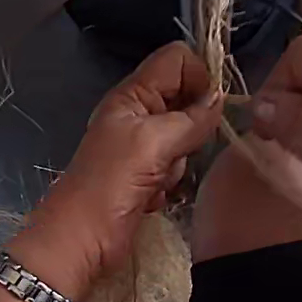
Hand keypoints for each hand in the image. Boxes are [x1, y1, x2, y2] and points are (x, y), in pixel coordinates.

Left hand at [13, 42, 222, 293]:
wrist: (81, 240)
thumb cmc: (110, 185)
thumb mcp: (152, 142)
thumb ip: (191, 118)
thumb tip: (220, 99)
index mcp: (131, 95)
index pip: (177, 60)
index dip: (199, 76)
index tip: (209, 108)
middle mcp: (137, 116)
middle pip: (185, 101)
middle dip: (191, 128)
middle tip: (176, 151)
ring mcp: (141, 149)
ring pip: (185, 140)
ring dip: (178, 163)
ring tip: (157, 180)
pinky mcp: (145, 179)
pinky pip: (175, 170)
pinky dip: (169, 185)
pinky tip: (151, 198)